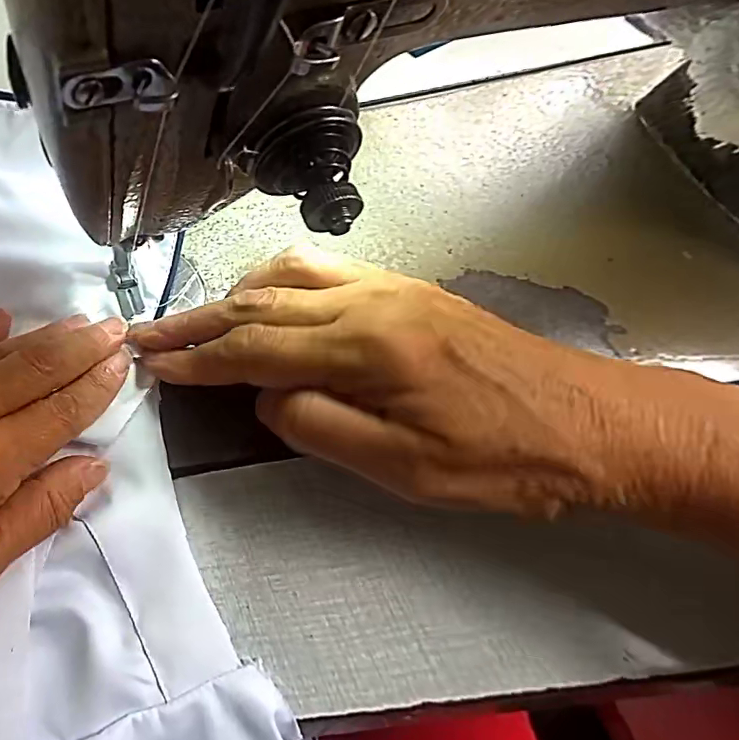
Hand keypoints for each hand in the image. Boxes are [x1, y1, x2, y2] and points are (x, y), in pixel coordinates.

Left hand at [0, 310, 130, 654]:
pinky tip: (2, 319)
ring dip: (43, 336)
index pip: (59, 411)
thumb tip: (95, 466)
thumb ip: (43, 509)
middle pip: (34, 368)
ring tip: (77, 321)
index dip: (96, 385)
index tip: (123, 361)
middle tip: (114, 326)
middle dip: (81, 346)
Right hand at [129, 246, 671, 517]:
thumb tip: (266, 396)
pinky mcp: (401, 288)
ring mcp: (387, 286)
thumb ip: (318, 426)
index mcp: (368, 348)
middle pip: (259, 304)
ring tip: (194, 320)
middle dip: (196, 322)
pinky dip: (272, 281)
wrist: (590, 422)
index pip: (256, 348)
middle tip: (147, 334)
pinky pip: (319, 270)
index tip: (154, 364)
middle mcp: (369, 301)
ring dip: (229, 297)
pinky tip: (260, 297)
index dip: (198, 358)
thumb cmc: (502, 462)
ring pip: (285, 277)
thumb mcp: (403, 469)